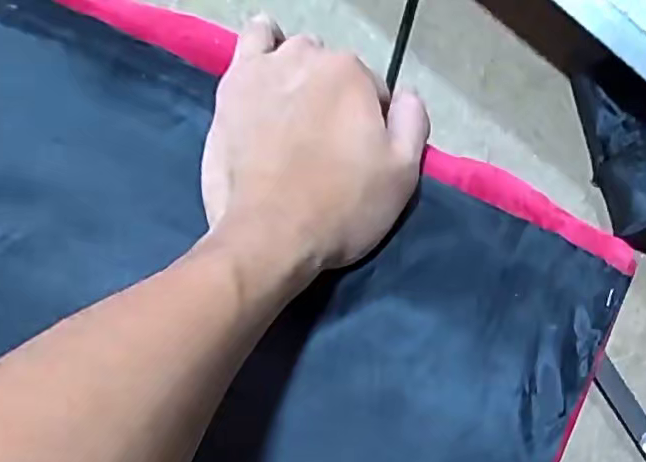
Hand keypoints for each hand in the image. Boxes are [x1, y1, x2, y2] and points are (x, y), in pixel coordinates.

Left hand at [201, 16, 429, 276]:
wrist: (270, 236)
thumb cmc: (340, 212)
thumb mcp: (401, 178)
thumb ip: (413, 125)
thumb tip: (405, 100)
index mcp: (355, 76)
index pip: (376, 96)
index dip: (373, 131)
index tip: (361, 163)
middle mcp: (312, 56)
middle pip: (335, 75)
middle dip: (337, 105)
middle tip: (329, 151)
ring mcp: (267, 66)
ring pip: (297, 57)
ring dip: (303, 81)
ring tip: (298, 124)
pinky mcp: (233, 85)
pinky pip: (254, 41)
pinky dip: (265, 52)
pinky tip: (270, 76)